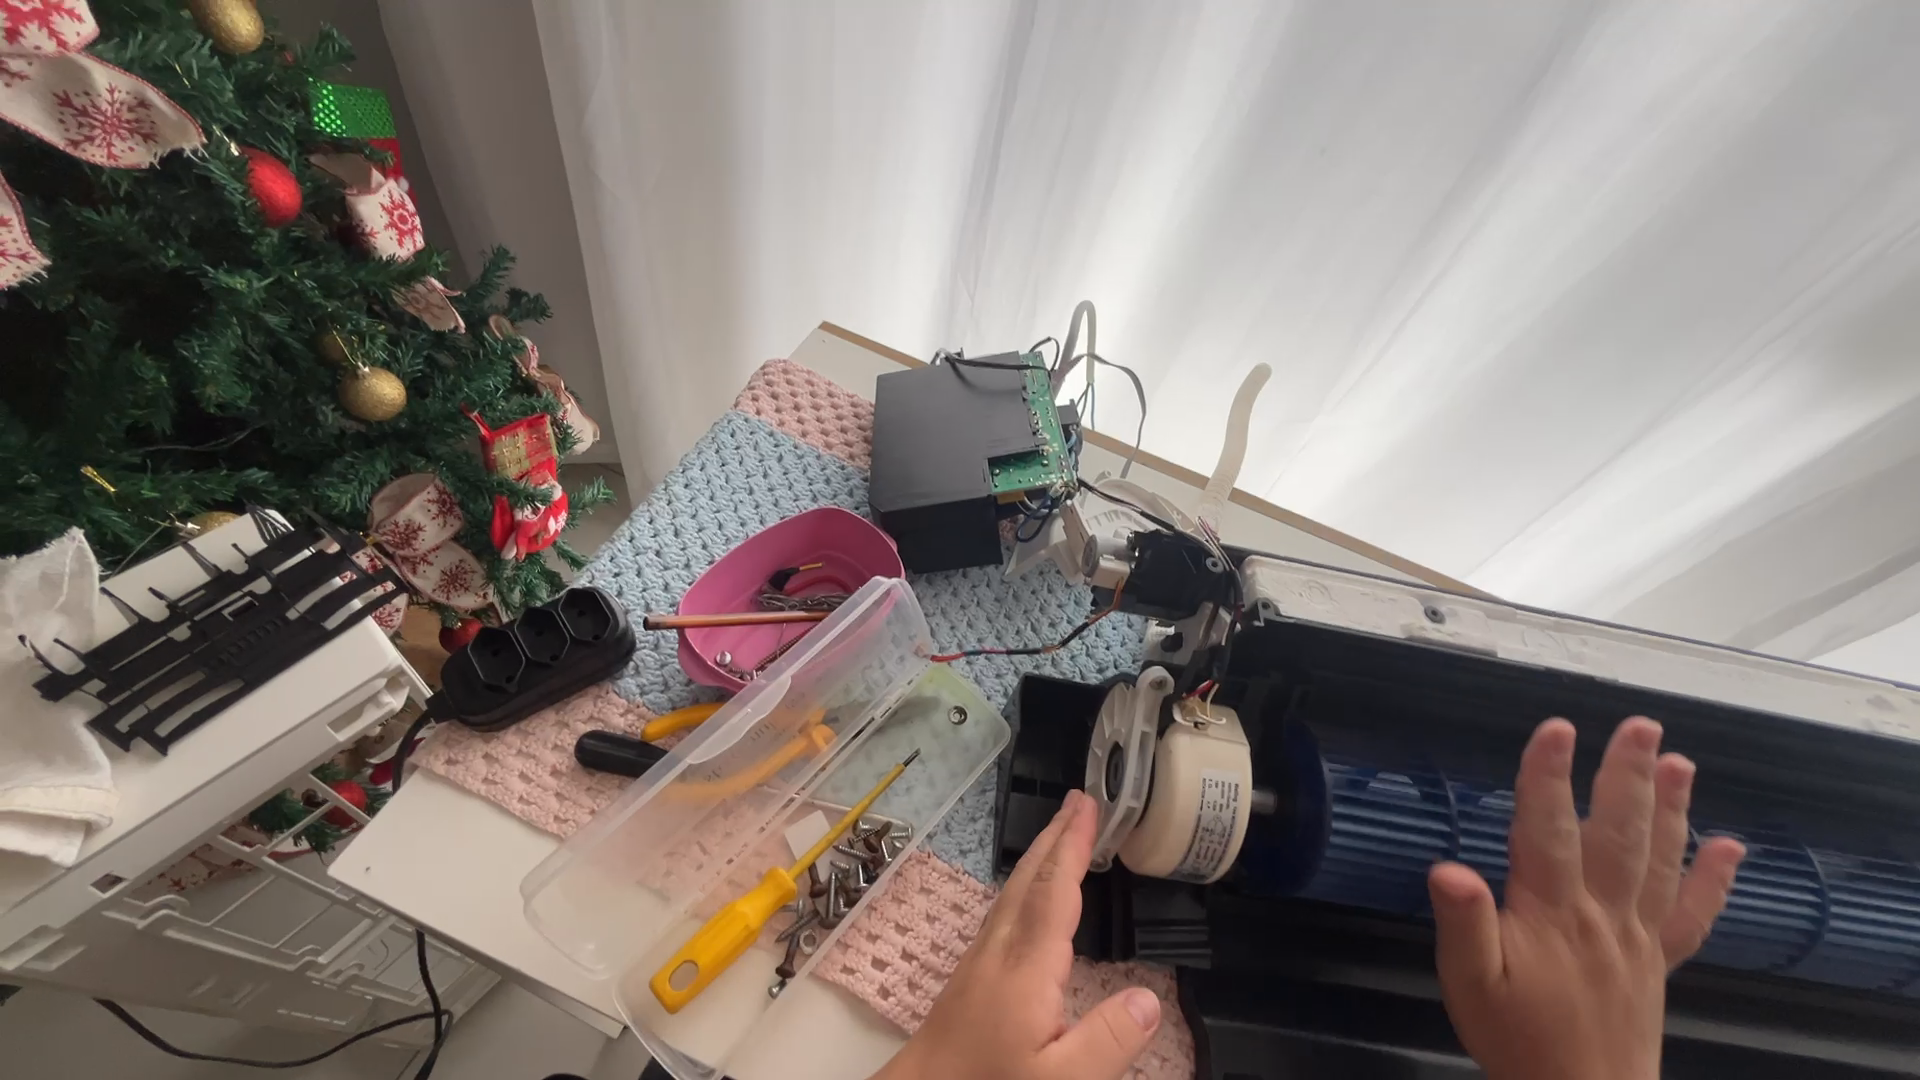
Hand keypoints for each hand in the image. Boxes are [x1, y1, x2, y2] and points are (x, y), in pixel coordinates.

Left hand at [876, 789, 1160, 1079]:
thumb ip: (1108, 1041)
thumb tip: (1150, 997)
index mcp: (1028, 964)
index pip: (1057, 890)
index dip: (1075, 845)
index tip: (1090, 807)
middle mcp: (1003, 946)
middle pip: (1032, 876)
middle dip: (1058, 834)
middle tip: (1080, 800)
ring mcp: (984, 955)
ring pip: (1016, 888)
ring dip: (1042, 853)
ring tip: (1064, 830)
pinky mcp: (975, 969)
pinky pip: (1008, 905)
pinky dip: (1029, 880)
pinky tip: (1033, 890)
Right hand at [1429, 717, 1746, 1079]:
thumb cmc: (1513, 1034)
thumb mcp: (1469, 980)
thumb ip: (1463, 923)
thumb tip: (1447, 869)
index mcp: (1551, 911)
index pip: (1548, 829)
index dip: (1547, 776)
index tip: (1555, 728)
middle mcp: (1602, 914)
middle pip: (1617, 834)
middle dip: (1626, 776)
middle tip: (1641, 727)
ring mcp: (1636, 937)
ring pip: (1657, 862)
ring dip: (1669, 808)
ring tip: (1678, 761)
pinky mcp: (1654, 960)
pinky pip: (1690, 915)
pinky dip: (1713, 879)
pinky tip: (1729, 847)